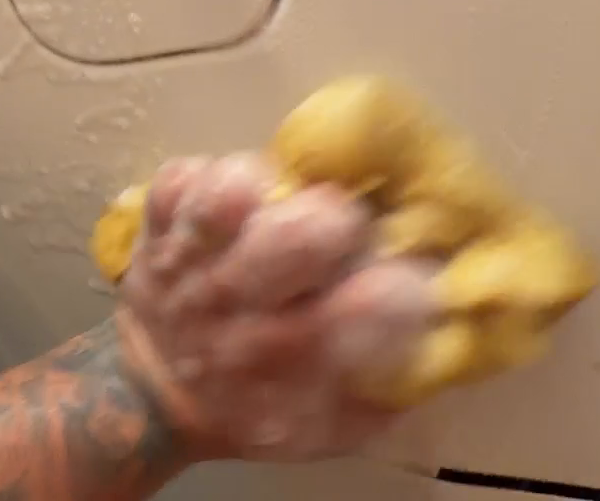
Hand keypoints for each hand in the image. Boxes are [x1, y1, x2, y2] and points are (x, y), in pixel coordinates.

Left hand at [113, 155, 434, 461]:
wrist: (158, 392)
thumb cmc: (260, 408)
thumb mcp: (337, 424)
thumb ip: (392, 379)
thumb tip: (447, 322)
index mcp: (297, 354)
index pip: (375, 305)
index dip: (404, 280)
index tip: (406, 273)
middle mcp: (242, 302)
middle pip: (300, 232)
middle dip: (335, 217)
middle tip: (336, 226)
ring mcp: (189, 258)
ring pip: (229, 191)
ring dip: (262, 184)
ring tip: (273, 198)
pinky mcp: (153, 226)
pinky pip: (178, 177)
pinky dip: (204, 174)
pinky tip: (220, 198)